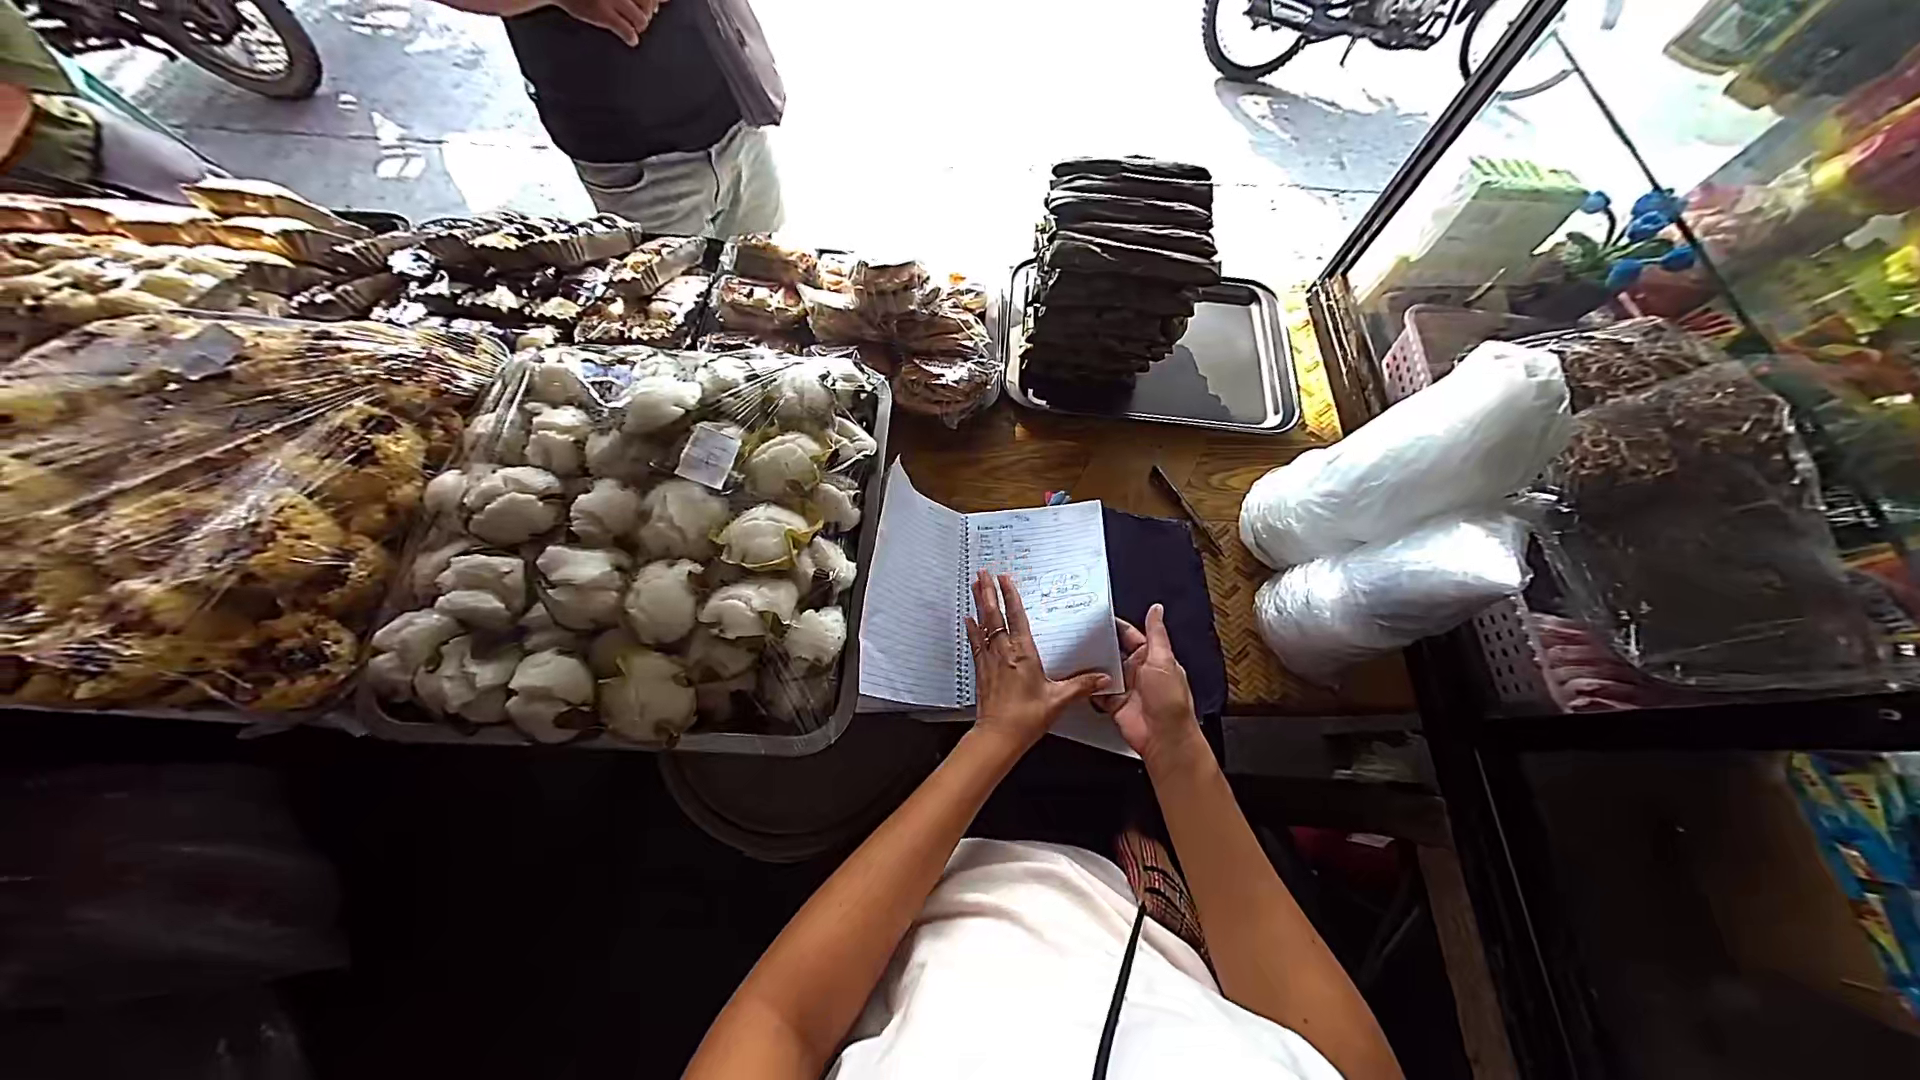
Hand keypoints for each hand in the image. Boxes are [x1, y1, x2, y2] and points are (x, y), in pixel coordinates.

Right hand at [553, 0, 661, 45]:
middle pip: (649, 5)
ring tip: (628, 24)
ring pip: (642, 20)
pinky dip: (632, 38)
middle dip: (647, 13)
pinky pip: (630, 33)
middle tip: (635, 14)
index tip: (649, 6)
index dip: (653, 1)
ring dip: (639, 26)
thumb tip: (665, 0)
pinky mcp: (602, 12)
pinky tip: (627, 36)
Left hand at [965, 571, 1111, 749]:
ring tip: (975, 586)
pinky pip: (975, 643)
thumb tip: (1101, 678)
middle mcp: (1003, 652)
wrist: (999, 736)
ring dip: (979, 603)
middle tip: (983, 572)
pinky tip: (968, 619)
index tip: (1006, 578)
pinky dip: (972, 629)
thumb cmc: (1026, 718)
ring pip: (983, 624)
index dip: (1011, 595)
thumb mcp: (1059, 700)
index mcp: (1023, 653)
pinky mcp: (981, 670)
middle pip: (995, 614)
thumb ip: (1081, 686)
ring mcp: (990, 660)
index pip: (1016, 616)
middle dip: (989, 591)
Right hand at [1097, 604, 1201, 767]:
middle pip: (1113, 652)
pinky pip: (1098, 691)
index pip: (1130, 636)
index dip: (1115, 626)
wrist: (1164, 738)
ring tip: (1076, 653)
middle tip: (1081, 635)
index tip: (1098, 618)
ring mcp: (1125, 687)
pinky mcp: (1114, 703)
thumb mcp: (1163, 660)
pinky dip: (1090, 686)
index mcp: (1151, 658)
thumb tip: (1157, 610)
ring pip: (1103, 670)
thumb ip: (1156, 634)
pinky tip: (1081, 679)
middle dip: (1100, 645)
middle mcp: (1137, 671)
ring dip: (1093, 665)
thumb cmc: (1171, 702)